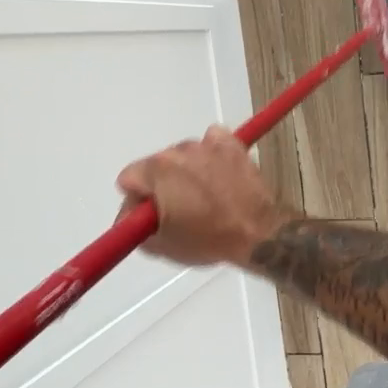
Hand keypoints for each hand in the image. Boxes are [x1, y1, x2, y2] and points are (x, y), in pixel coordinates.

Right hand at [116, 125, 290, 266]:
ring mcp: (208, 143)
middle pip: (157, 165)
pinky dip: (212, 156)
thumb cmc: (208, 238)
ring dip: (188, 173)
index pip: (129, 178)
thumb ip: (133, 227)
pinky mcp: (232, 144)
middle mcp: (179, 149)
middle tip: (181, 211)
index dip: (138, 200)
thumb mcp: (161, 244)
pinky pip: (212, 143)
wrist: (259, 232)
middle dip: (163, 186)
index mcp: (157, 170)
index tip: (153, 216)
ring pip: (185, 156)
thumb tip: (130, 217)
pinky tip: (220, 176)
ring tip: (206, 198)